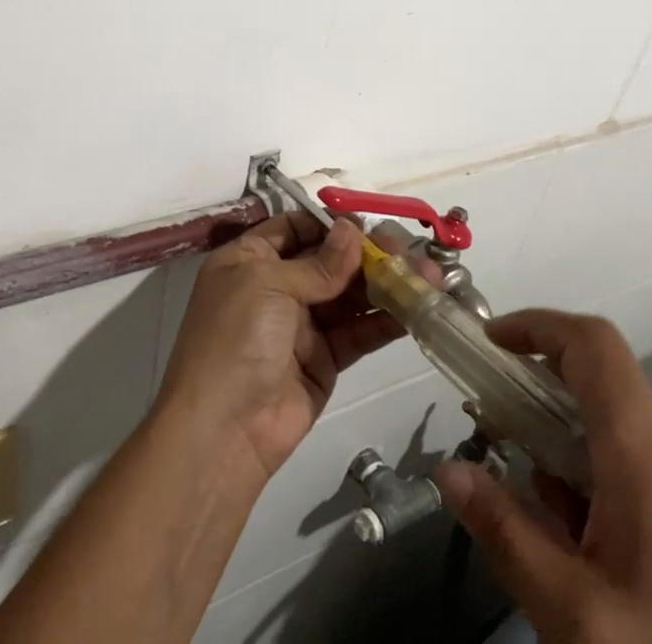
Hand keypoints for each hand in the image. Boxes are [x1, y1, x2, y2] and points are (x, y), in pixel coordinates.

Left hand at [155, 212, 407, 485]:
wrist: (224, 427)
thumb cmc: (235, 338)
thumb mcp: (267, 285)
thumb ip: (317, 263)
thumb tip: (351, 230)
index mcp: (248, 261)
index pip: (293, 229)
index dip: (330, 225)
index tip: (369, 224)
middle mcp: (274, 288)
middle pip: (328, 262)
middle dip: (367, 255)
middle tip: (410, 249)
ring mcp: (300, 326)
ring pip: (348, 297)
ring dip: (385, 285)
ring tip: (427, 275)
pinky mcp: (323, 360)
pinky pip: (357, 333)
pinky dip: (384, 322)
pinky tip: (415, 310)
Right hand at [433, 310, 651, 643]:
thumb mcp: (574, 613)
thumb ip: (505, 532)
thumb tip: (449, 470)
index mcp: (650, 451)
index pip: (592, 345)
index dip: (535, 326)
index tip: (487, 344)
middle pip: (601, 395)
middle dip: (539, 415)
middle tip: (499, 463)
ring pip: (628, 437)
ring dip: (575, 459)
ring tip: (554, 536)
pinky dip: (613, 484)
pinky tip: (607, 558)